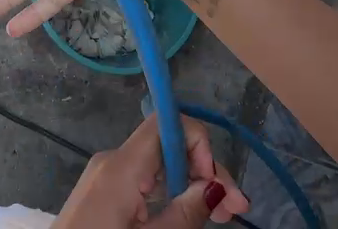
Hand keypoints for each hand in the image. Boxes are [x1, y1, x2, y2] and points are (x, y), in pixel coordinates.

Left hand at [55, 114, 252, 227]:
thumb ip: (184, 214)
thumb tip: (217, 186)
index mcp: (122, 165)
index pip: (166, 122)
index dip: (198, 141)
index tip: (217, 181)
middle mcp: (112, 160)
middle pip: (168, 146)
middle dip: (205, 170)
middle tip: (235, 210)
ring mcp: (105, 175)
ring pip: (159, 164)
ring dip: (191, 184)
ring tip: (220, 215)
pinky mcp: (102, 191)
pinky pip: (144, 180)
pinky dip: (170, 192)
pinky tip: (188, 212)